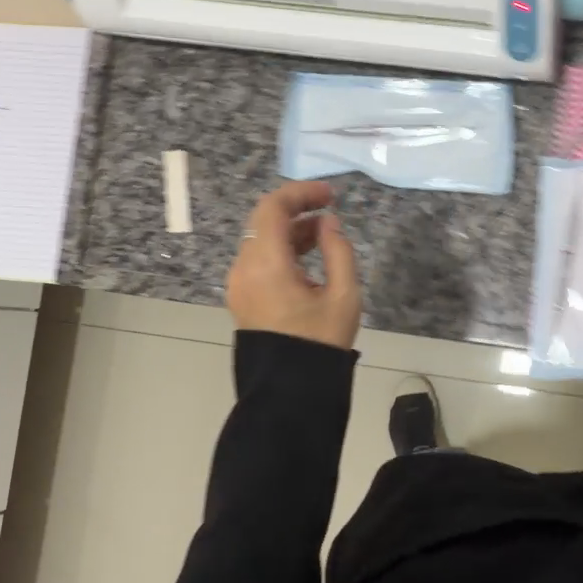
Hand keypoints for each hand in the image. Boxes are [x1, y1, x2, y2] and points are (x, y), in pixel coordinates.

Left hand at [226, 181, 361, 348]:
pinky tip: (307, 261)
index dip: (301, 193)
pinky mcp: (241, 298)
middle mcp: (243, 268)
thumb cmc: (321, 342)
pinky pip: (258, 261)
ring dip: (290, 232)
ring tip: (325, 238)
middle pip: (263, 221)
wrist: (290, 389)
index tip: (330, 194)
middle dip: (297, 210)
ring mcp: (238, 284)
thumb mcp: (344, 296)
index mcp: (266, 264)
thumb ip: (339, 251)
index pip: (273, 208)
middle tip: (330, 211)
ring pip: (260, 241)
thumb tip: (328, 223)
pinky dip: (281, 251)